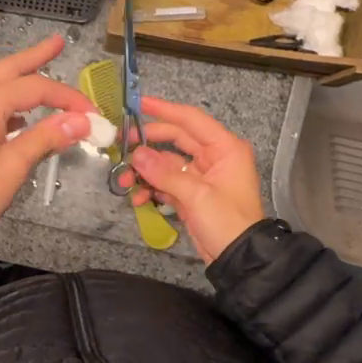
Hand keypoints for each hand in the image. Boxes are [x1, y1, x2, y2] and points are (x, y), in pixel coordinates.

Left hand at [0, 37, 97, 228]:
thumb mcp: (14, 166)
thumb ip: (47, 137)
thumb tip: (82, 121)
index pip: (36, 88)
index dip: (68, 98)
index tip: (92, 114)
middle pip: (8, 69)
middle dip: (35, 58)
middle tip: (59, 43)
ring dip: (18, 79)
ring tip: (42, 72)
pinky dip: (1, 99)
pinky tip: (16, 113)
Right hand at [125, 97, 264, 262]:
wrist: (239, 259)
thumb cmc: (227, 222)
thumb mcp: (196, 196)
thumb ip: (165, 174)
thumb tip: (137, 154)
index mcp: (224, 148)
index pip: (191, 119)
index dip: (164, 110)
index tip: (139, 103)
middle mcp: (214, 157)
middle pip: (176, 139)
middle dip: (148, 143)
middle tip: (122, 144)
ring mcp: (202, 177)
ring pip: (167, 164)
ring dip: (145, 172)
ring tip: (124, 182)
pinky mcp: (192, 195)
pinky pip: (167, 184)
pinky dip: (151, 190)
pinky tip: (137, 199)